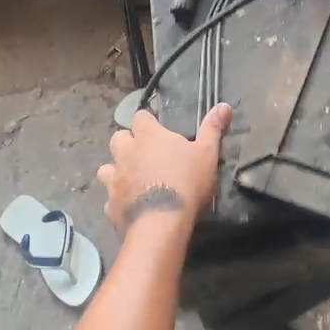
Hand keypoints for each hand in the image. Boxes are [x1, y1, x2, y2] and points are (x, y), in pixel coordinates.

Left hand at [96, 104, 229, 235]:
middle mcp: (126, 153)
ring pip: (105, 168)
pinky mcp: (110, 205)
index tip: (157, 130)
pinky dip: (116, 199)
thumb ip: (212, 128)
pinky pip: (108, 198)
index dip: (147, 122)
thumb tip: (224, 105)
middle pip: (117, 138)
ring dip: (115, 170)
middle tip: (143, 153)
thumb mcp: (207, 153)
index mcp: (148, 136)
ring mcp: (115, 180)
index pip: (140, 117)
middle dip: (127, 143)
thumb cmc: (186, 182)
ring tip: (131, 178)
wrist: (162, 225)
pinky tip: (129, 205)